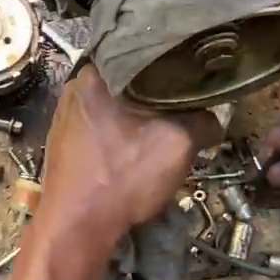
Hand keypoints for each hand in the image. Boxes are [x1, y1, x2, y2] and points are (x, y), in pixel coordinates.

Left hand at [35, 66, 219, 257]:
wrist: (75, 228)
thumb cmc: (122, 179)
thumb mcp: (178, 145)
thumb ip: (202, 121)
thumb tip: (215, 119)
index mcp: (96, 73)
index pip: (144, 51)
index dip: (174, 63)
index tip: (196, 74)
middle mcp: (75, 87)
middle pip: (129, 79)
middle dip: (158, 93)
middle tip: (186, 105)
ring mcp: (65, 115)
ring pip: (115, 104)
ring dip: (139, 116)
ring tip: (164, 129)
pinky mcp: (64, 141)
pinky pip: (101, 126)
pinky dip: (120, 133)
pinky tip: (135, 148)